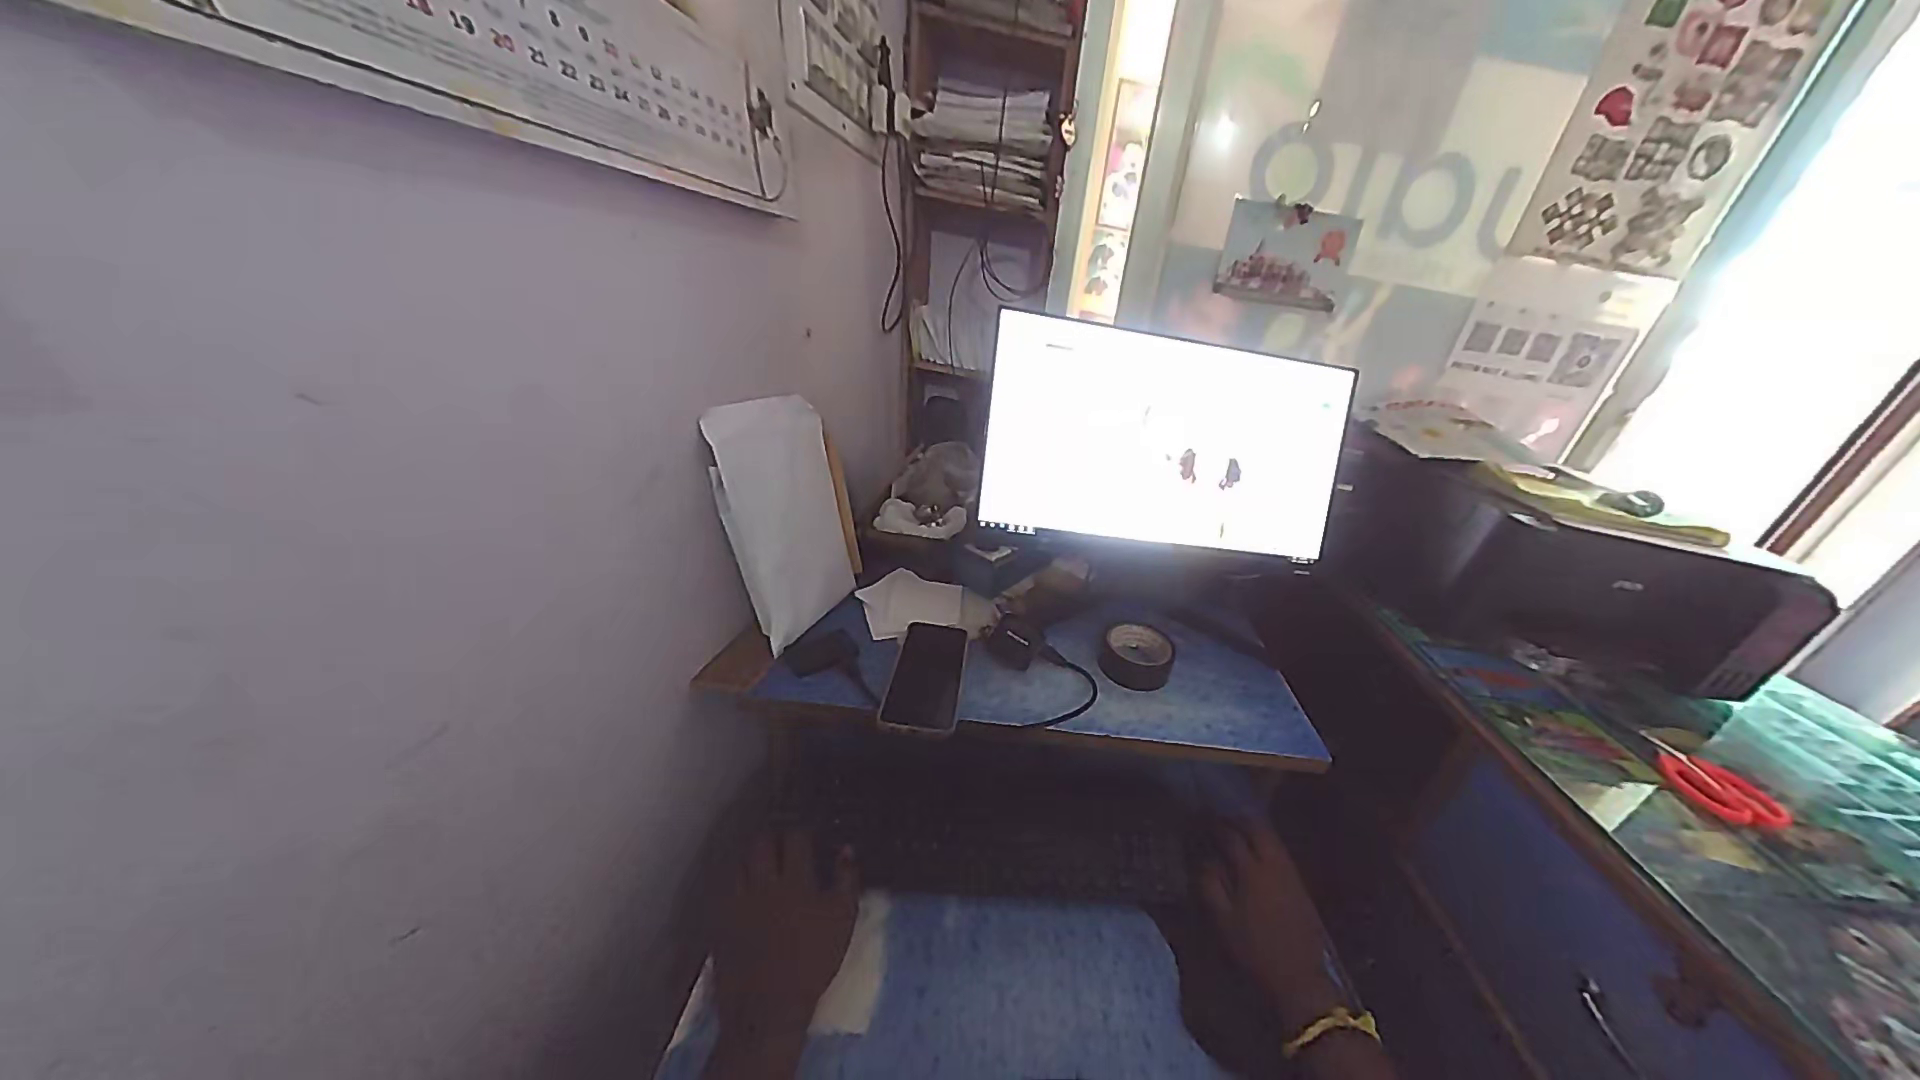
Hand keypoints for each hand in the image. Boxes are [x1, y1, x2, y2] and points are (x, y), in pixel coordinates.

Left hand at [710, 830, 858, 1037]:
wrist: (768, 1008)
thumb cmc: (812, 962)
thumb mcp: (842, 920)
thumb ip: (846, 880)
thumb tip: (846, 850)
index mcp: (795, 880)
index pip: (795, 838)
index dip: (802, 832)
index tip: (809, 837)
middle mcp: (763, 883)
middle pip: (762, 843)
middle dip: (773, 838)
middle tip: (783, 845)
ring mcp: (738, 901)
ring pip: (740, 863)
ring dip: (752, 859)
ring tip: (763, 865)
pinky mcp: (720, 920)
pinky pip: (726, 889)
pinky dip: (736, 884)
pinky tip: (746, 892)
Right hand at [1196, 819, 1339, 1028]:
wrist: (1299, 977)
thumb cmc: (1254, 950)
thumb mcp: (1223, 920)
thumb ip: (1210, 885)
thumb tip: (1204, 860)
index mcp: (1251, 872)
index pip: (1231, 837)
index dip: (1216, 825)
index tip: (1202, 817)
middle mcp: (1273, 866)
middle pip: (1258, 829)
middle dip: (1239, 819)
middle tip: (1222, 816)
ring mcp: (1291, 874)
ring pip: (1273, 839)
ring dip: (1255, 828)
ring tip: (1238, 826)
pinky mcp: (1301, 885)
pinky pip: (1281, 852)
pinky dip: (1267, 842)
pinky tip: (1258, 848)